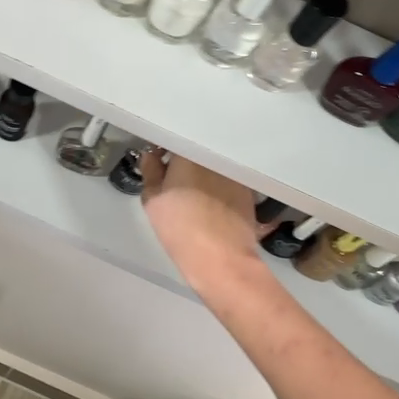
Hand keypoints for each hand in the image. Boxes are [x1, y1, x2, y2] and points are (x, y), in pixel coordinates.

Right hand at [139, 149, 267, 291]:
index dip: (164, 148)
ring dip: (202, 171)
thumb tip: (151, 156)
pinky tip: (211, 203)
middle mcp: (216, 157)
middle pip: (196, 150)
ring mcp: (235, 173)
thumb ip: (150, 172)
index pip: (174, 139)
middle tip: (172, 178)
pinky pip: (227, 179)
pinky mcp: (248, 190)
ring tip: (193, 192)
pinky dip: (218, 184)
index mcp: (190, 154)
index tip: (157, 160)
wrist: (222, 259)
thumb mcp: (153, 202)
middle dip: (184, 159)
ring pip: (213, 165)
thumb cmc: (181, 229)